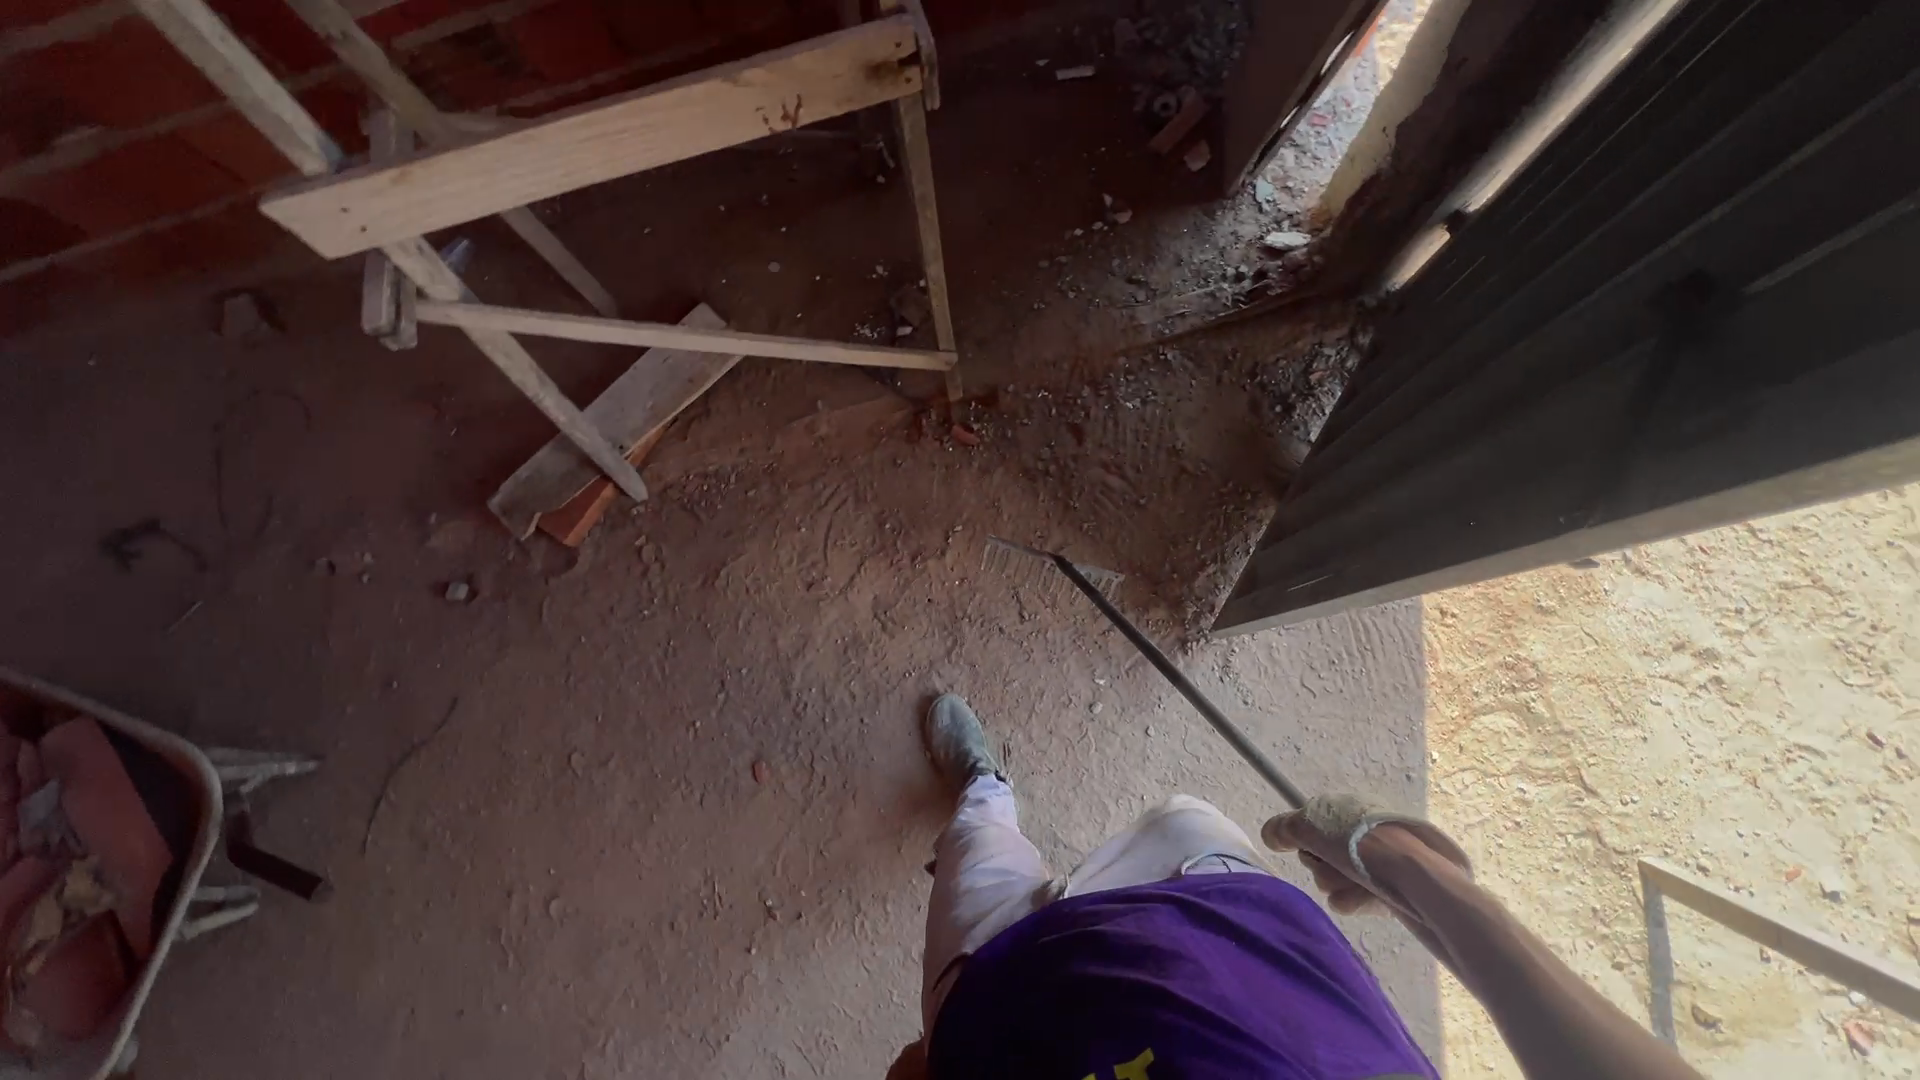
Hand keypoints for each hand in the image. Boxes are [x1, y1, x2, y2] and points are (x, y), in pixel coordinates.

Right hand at [1261, 794, 1472, 917]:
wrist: (1419, 880)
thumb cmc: (1362, 845)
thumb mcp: (1313, 827)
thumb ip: (1285, 828)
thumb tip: (1270, 835)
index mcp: (1345, 810)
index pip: (1308, 824)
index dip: (1304, 837)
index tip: (1306, 847)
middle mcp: (1360, 832)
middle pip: (1318, 854)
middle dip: (1321, 865)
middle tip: (1333, 866)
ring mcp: (1376, 863)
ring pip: (1334, 879)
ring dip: (1337, 884)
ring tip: (1354, 885)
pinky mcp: (1389, 891)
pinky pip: (1355, 898)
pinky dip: (1355, 900)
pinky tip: (1365, 899)